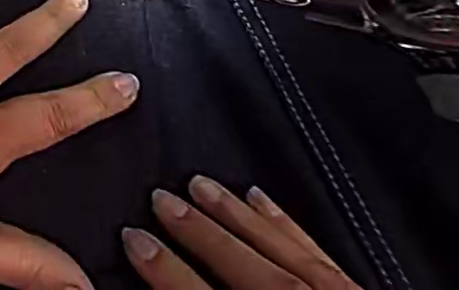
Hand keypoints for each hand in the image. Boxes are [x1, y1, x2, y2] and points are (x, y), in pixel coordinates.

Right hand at [123, 177, 363, 289]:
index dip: (169, 275)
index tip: (134, 240)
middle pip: (250, 275)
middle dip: (200, 235)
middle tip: (160, 197)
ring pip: (286, 257)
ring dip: (237, 216)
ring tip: (199, 183)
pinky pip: (324, 258)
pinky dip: (288, 224)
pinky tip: (261, 198)